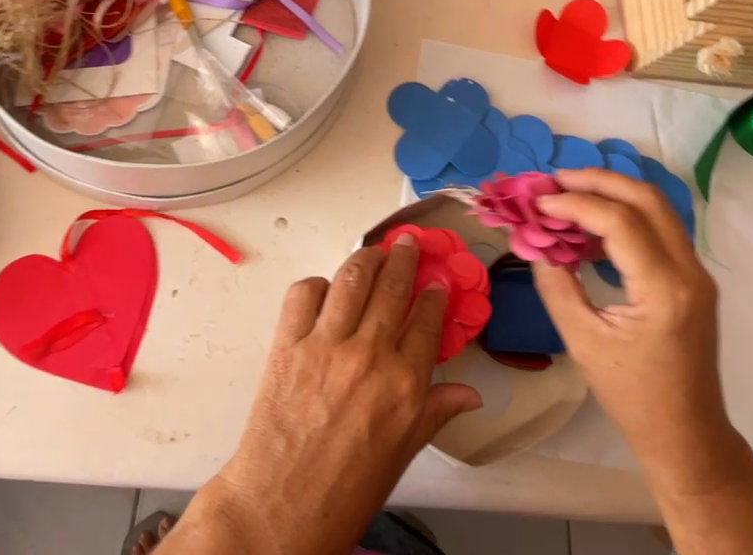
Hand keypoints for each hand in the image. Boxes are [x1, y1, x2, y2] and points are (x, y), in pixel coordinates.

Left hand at [175, 233, 482, 554]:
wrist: (281, 506)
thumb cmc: (346, 489)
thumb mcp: (403, 452)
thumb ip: (435, 411)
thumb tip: (470, 394)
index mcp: (405, 383)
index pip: (428, 320)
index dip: (435, 295)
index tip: (438, 282)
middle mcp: (370, 355)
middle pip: (393, 287)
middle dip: (404, 259)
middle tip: (408, 246)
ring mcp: (326, 345)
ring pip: (352, 279)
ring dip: (367, 258)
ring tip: (375, 251)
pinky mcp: (288, 344)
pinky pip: (304, 295)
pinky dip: (317, 284)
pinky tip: (326, 290)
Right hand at [531, 168, 740, 496]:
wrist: (687, 435)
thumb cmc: (632, 396)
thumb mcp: (582, 341)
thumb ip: (556, 284)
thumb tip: (534, 243)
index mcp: (664, 290)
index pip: (619, 221)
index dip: (575, 204)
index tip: (539, 203)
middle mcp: (689, 272)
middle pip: (647, 199)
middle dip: (599, 180)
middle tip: (556, 180)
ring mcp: (697, 273)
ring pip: (658, 209)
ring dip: (613, 194)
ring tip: (569, 195)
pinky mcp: (693, 279)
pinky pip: (660, 230)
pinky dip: (626, 216)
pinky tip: (591, 228)